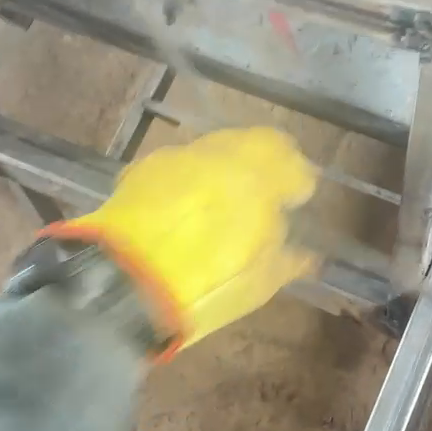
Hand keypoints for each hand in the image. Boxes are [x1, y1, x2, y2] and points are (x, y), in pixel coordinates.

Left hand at [40, 127, 318, 354]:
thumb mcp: (261, 283)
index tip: (298, 199)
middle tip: (266, 193)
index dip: (299, 180)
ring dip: (227, 166)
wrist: (124, 288)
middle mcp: (224, 156)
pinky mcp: (145, 168)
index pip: (293, 161)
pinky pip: (180, 162)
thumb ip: (290, 259)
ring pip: (216, 148)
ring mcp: (181, 157)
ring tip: (223, 199)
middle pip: (255, 142)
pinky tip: (185, 205)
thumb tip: (307, 254)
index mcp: (262, 179)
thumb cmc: (208, 286)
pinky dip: (191, 177)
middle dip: (266, 164)